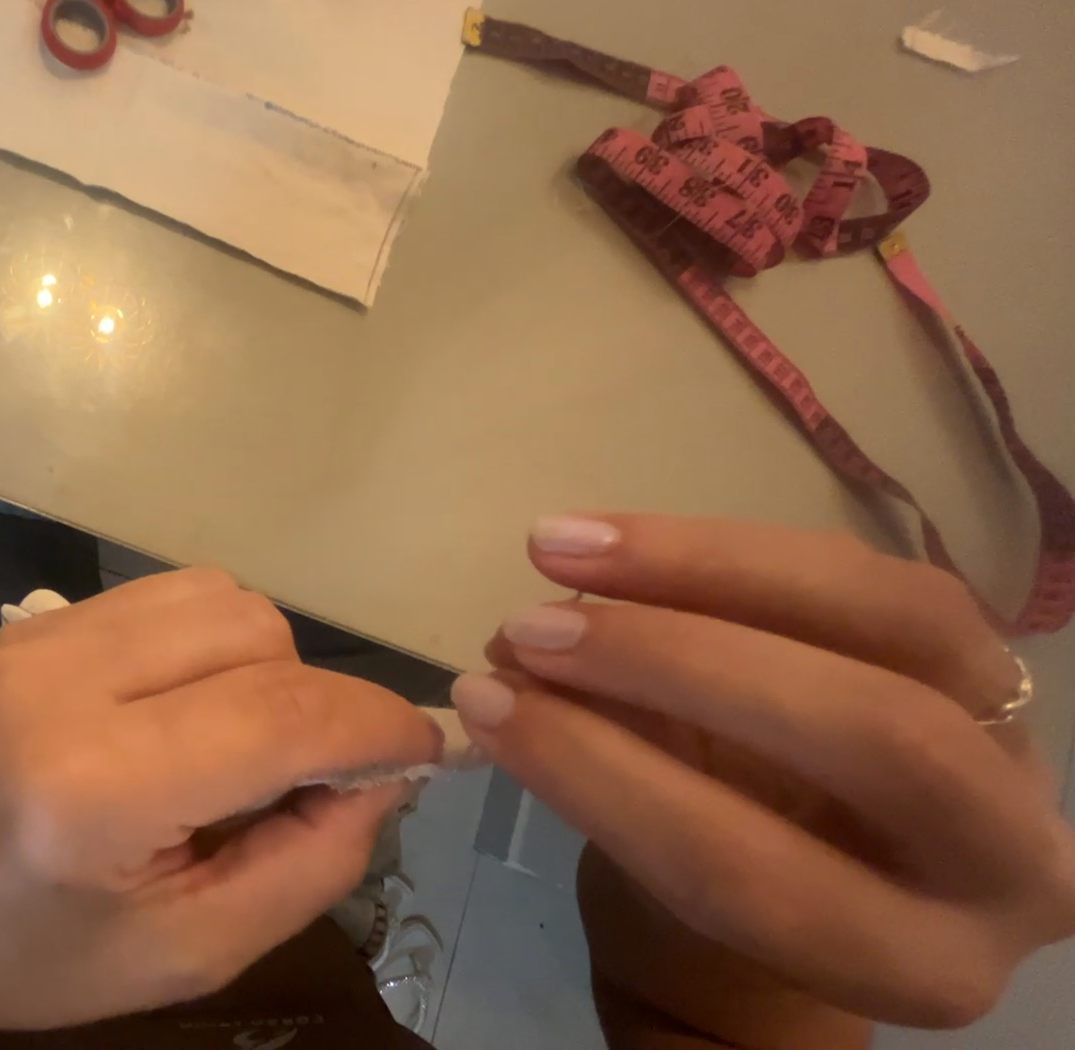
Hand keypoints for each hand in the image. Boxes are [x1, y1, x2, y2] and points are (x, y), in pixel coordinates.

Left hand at [0, 568, 443, 1038]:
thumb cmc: (52, 952)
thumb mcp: (198, 948)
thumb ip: (311, 859)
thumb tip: (383, 771)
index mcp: (93, 785)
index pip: (272, 716)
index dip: (370, 723)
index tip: (421, 747)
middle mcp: (60, 682)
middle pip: (250, 630)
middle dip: (311, 694)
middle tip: (304, 766)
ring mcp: (39, 638)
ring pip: (215, 596)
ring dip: (261, 659)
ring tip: (239, 732)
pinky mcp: (34, 621)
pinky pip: (165, 597)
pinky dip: (209, 641)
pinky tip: (187, 700)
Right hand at [455, 515, 1074, 1034]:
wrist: (795, 867)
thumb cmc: (700, 885)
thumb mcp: (639, 866)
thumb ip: (585, 772)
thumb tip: (505, 675)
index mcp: (905, 959)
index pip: (746, 868)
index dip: (596, 773)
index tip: (481, 702)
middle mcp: (1008, 860)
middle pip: (863, 733)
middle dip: (664, 660)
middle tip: (526, 625)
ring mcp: (1015, 738)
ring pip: (894, 618)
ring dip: (697, 567)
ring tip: (558, 547)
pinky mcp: (968, 651)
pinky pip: (860, 572)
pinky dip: (720, 546)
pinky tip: (612, 537)